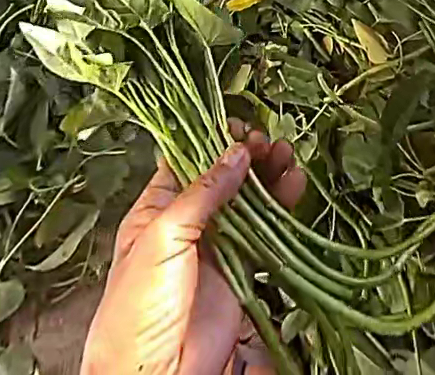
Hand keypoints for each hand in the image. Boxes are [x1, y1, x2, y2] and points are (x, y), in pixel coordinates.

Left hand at [80, 125, 305, 374]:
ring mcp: (218, 243)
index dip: (215, 139)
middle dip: (247, 154)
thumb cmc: (139, 307)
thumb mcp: (162, 239)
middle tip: (266, 142)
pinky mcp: (242, 265)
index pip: (189, 159)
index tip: (240, 126)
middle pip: (224, 174)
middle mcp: (189, 220)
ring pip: (249, 196)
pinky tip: (294, 184)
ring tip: (285, 155)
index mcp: (158, 208)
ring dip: (268, 173)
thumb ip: (202, 193)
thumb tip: (237, 151)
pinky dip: (282, 204)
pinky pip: (267, 227)